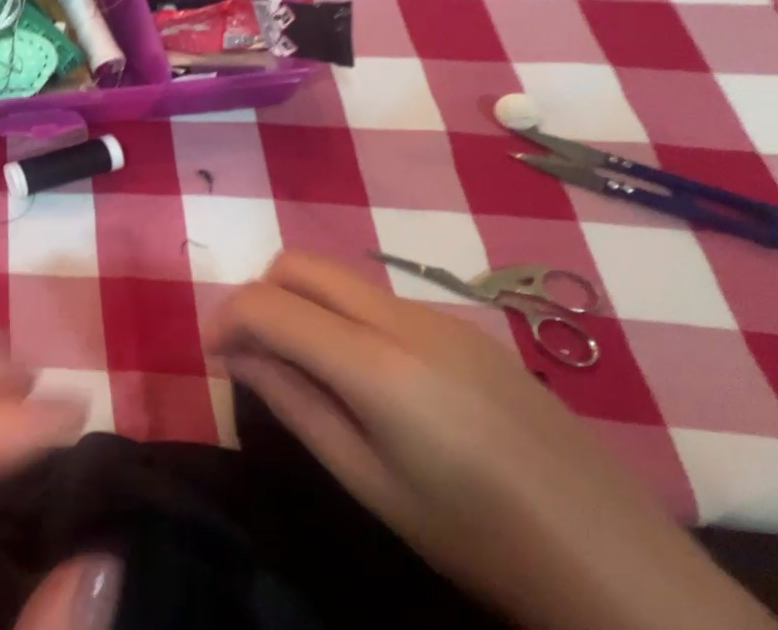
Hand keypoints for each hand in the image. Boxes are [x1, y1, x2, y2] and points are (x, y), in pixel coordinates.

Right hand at [208, 251, 774, 629]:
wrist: (614, 562)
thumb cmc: (472, 534)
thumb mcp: (365, 479)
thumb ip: (292, 403)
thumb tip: (236, 355)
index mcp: (378, 365)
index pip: (268, 304)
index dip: (224, 320)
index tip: (214, 358)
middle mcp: (408, 321)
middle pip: (300, 265)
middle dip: (257, 296)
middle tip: (251, 353)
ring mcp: (446, 320)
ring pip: (341, 279)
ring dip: (300, 305)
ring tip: (302, 369)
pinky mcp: (471, 332)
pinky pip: (380, 300)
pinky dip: (342, 317)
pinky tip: (362, 378)